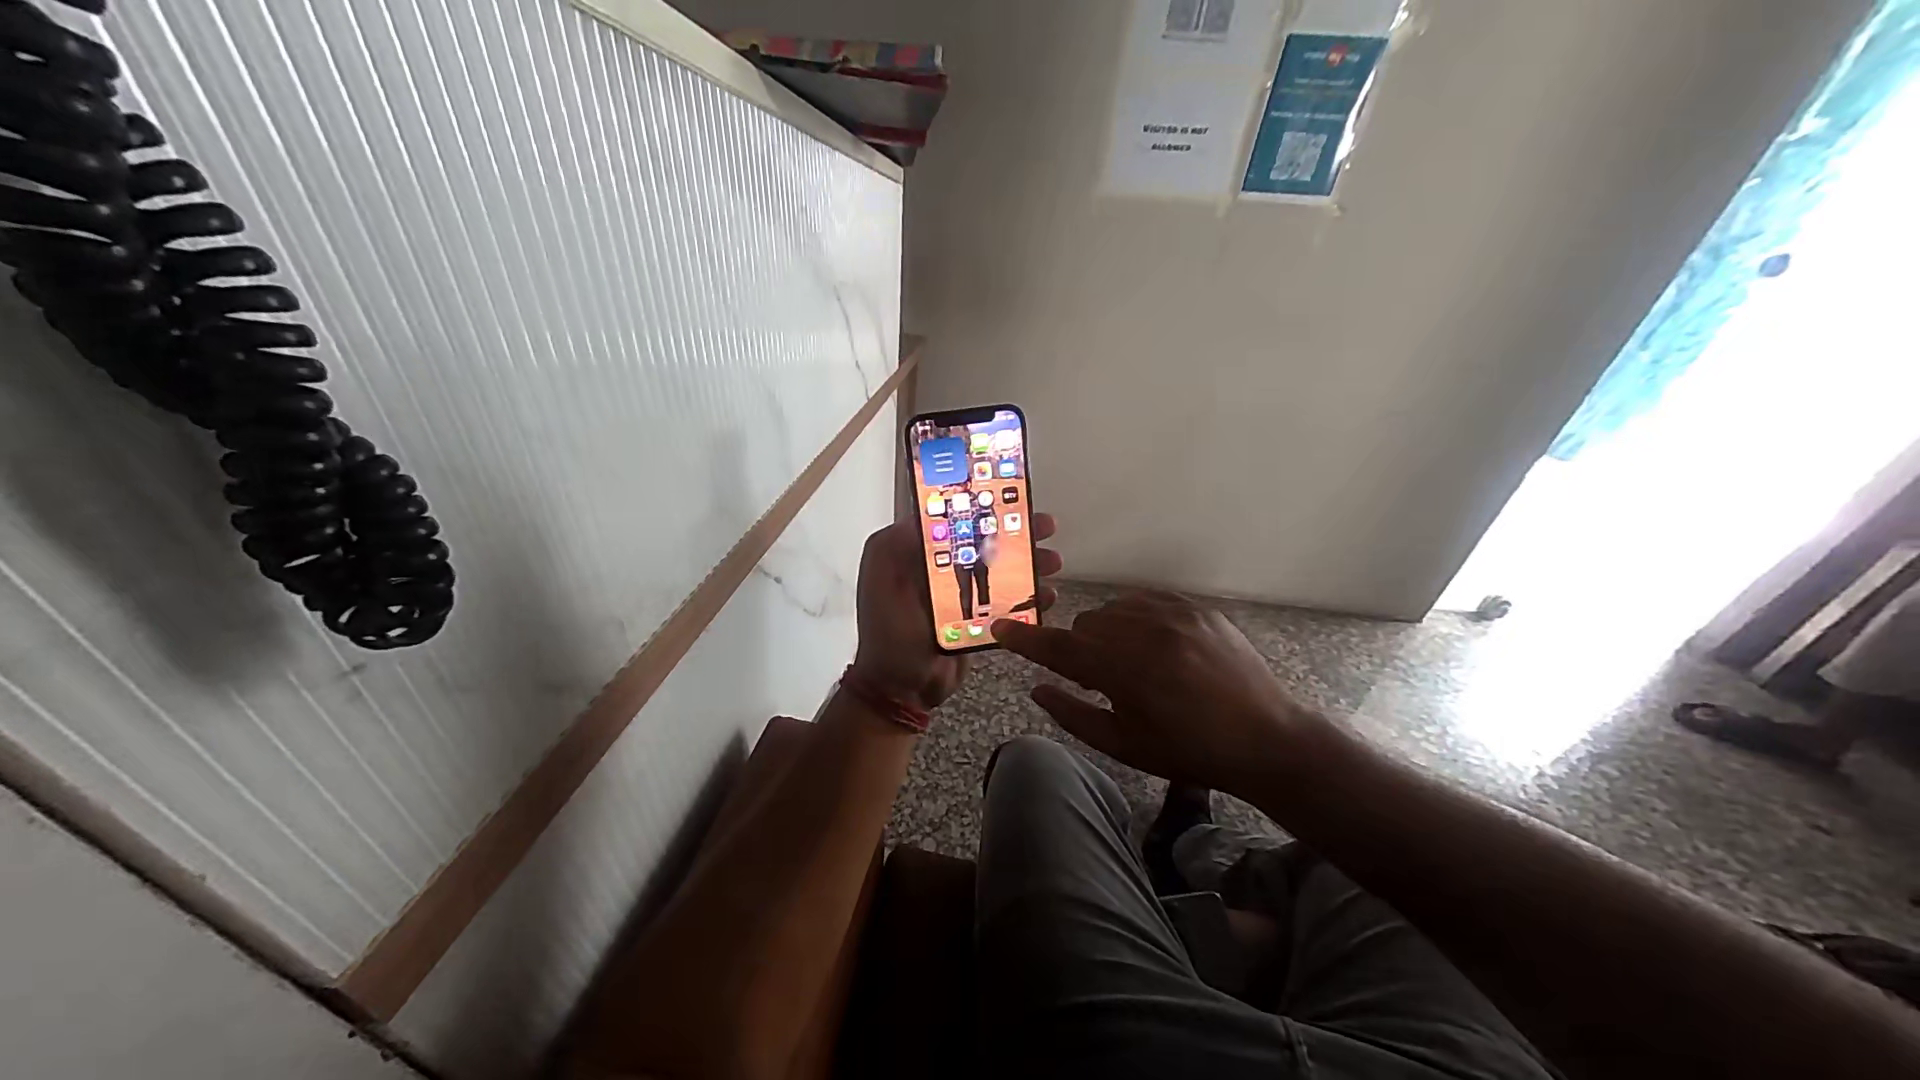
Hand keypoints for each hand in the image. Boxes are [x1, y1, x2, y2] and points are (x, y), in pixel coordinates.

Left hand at [850, 512, 1060, 711]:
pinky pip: (1006, 600)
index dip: (980, 506)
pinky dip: (1027, 596)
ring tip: (1052, 561)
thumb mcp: (882, 581)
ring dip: (1027, 562)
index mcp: (912, 554)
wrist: (902, 690)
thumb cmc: (888, 635)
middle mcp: (937, 569)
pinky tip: (1046, 595)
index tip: (1009, 497)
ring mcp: (959, 594)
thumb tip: (928, 512)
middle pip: (982, 541)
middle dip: (1014, 532)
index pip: (951, 519)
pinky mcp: (977, 619)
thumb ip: (897, 545)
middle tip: (1045, 526)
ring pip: (999, 569)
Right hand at [991, 592, 1324, 795]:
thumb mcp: (1124, 745)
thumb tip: (1037, 689)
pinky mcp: (1196, 608)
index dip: (1025, 639)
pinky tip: (1154, 644)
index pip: (1059, 648)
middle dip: (1081, 649)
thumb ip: (1073, 715)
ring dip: (1108, 632)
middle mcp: (1145, 632)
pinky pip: (1146, 600)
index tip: (1000, 628)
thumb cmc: (1189, 751)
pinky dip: (1136, 618)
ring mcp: (1174, 615)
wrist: (1266, 738)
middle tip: (1102, 680)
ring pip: (1114, 609)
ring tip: (1133, 663)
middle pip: (1086, 625)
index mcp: (1125, 671)